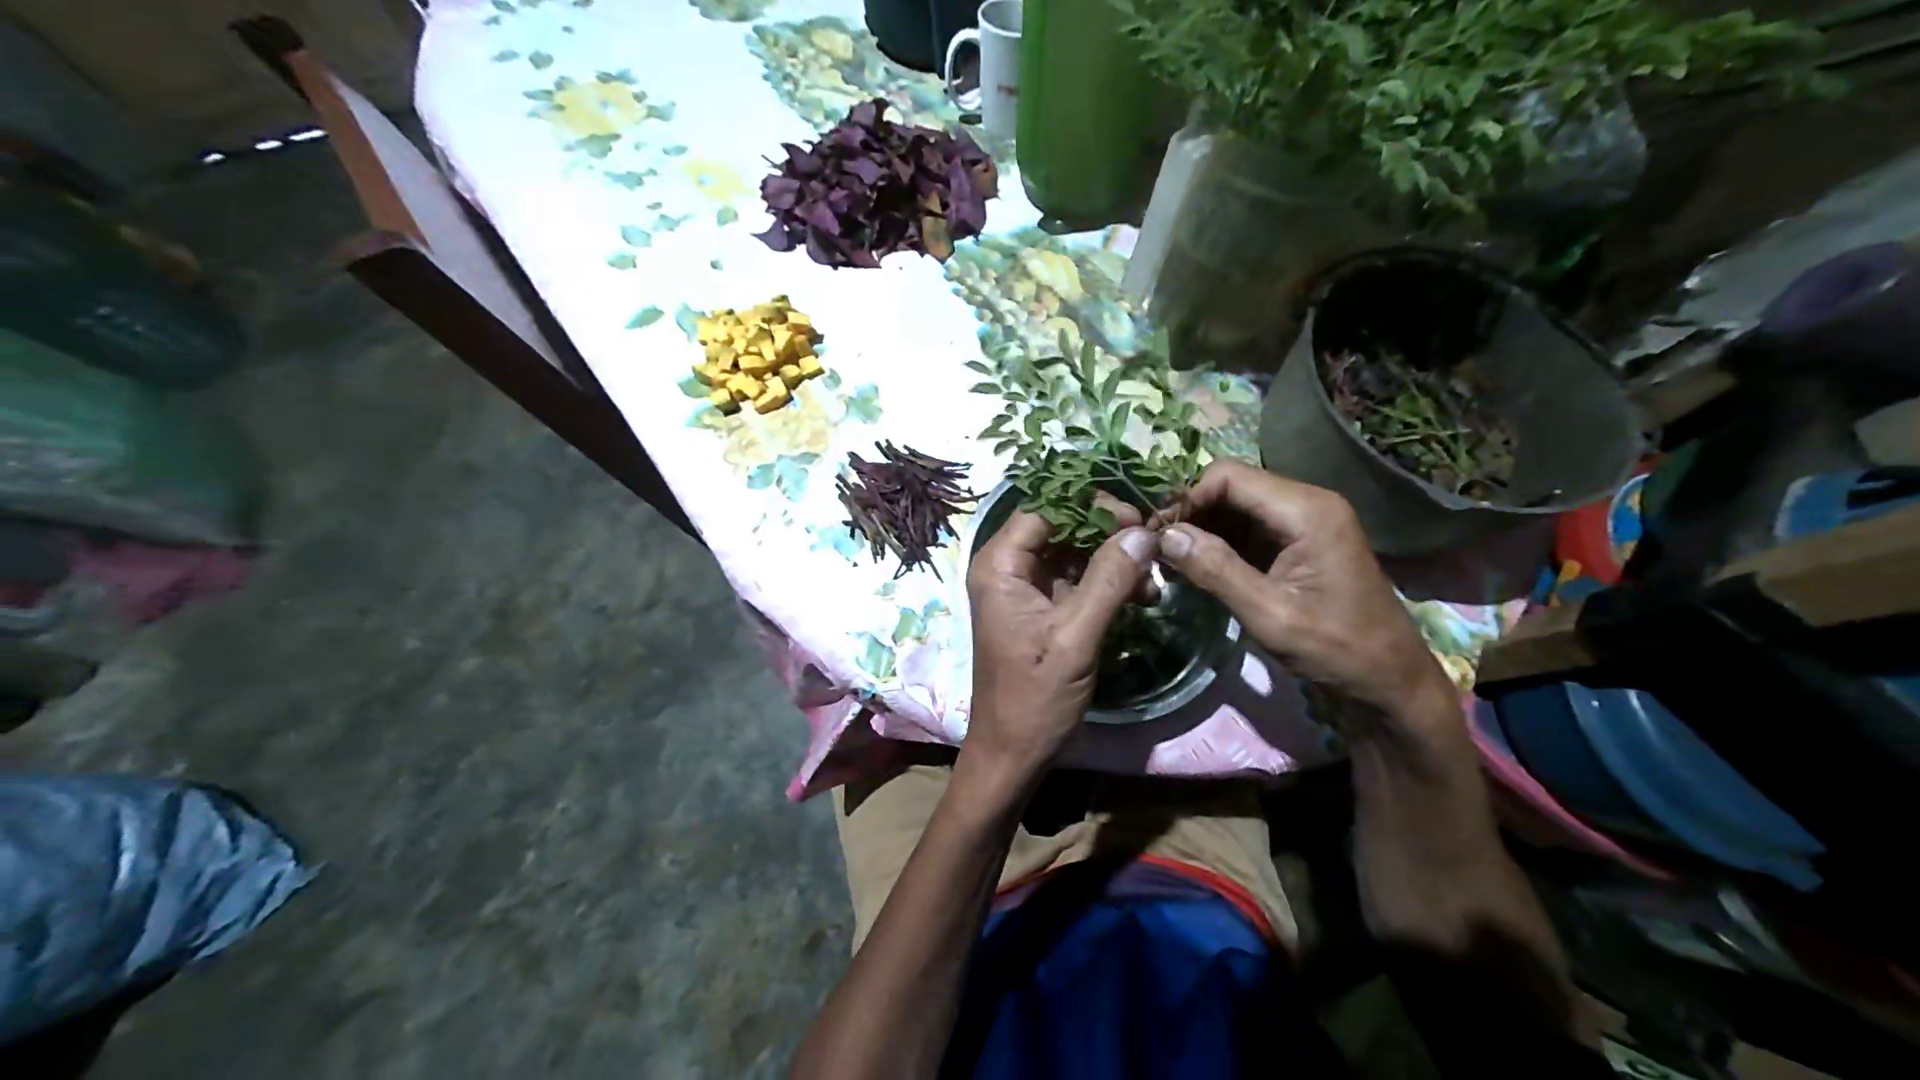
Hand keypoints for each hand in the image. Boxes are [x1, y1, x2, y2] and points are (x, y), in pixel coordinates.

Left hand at [965, 510, 1157, 778]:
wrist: (1014, 751)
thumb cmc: (1035, 696)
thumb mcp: (1075, 637)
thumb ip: (1108, 581)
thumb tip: (1143, 532)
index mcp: (1000, 565)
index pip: (1045, 507)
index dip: (1090, 504)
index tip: (1135, 518)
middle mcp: (1009, 567)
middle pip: (1062, 524)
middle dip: (1109, 531)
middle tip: (1151, 544)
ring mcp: (1026, 587)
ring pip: (1075, 550)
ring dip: (1114, 559)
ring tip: (1151, 579)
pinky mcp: (1044, 607)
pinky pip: (1079, 578)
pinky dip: (1109, 582)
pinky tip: (1142, 595)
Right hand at [1153, 460, 1449, 716]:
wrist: (1388, 679)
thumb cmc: (1337, 648)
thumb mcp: (1270, 614)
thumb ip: (1216, 570)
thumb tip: (1164, 536)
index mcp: (1307, 510)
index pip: (1229, 476)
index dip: (1187, 498)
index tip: (1156, 534)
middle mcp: (1306, 503)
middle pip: (1230, 487)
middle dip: (1190, 513)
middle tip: (1155, 549)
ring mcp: (1303, 521)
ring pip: (1234, 507)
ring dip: (1200, 529)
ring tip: (1167, 560)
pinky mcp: (1296, 542)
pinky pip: (1247, 527)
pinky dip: (1217, 542)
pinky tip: (1192, 566)